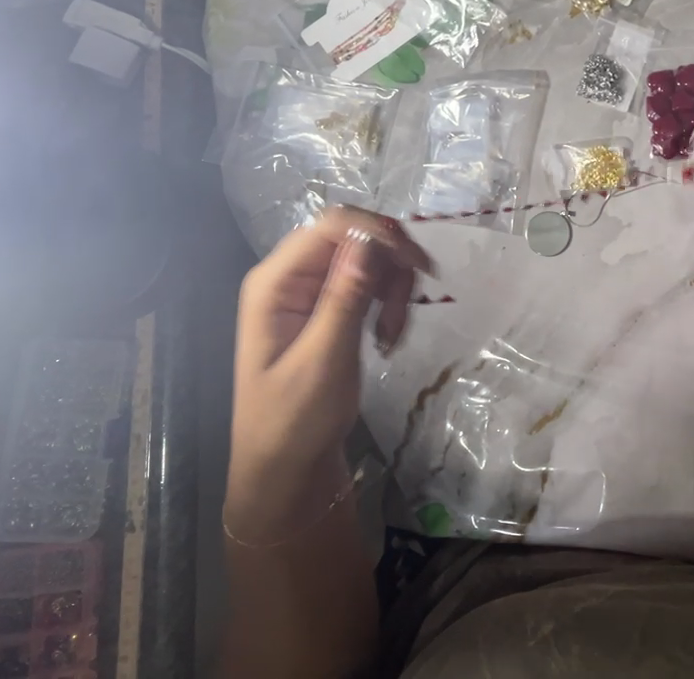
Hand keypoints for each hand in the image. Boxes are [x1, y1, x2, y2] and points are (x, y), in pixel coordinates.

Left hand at [226, 207, 432, 544]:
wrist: (287, 468)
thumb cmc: (295, 420)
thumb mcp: (324, 360)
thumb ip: (346, 296)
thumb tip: (370, 239)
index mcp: (275, 281)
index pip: (331, 224)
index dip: (378, 232)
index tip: (418, 265)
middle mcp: (292, 274)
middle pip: (355, 236)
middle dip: (391, 265)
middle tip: (407, 311)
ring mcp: (310, 289)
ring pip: (370, 258)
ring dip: (394, 288)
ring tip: (394, 335)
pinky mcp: (329, 304)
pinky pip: (370, 281)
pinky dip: (390, 302)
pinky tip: (389, 335)